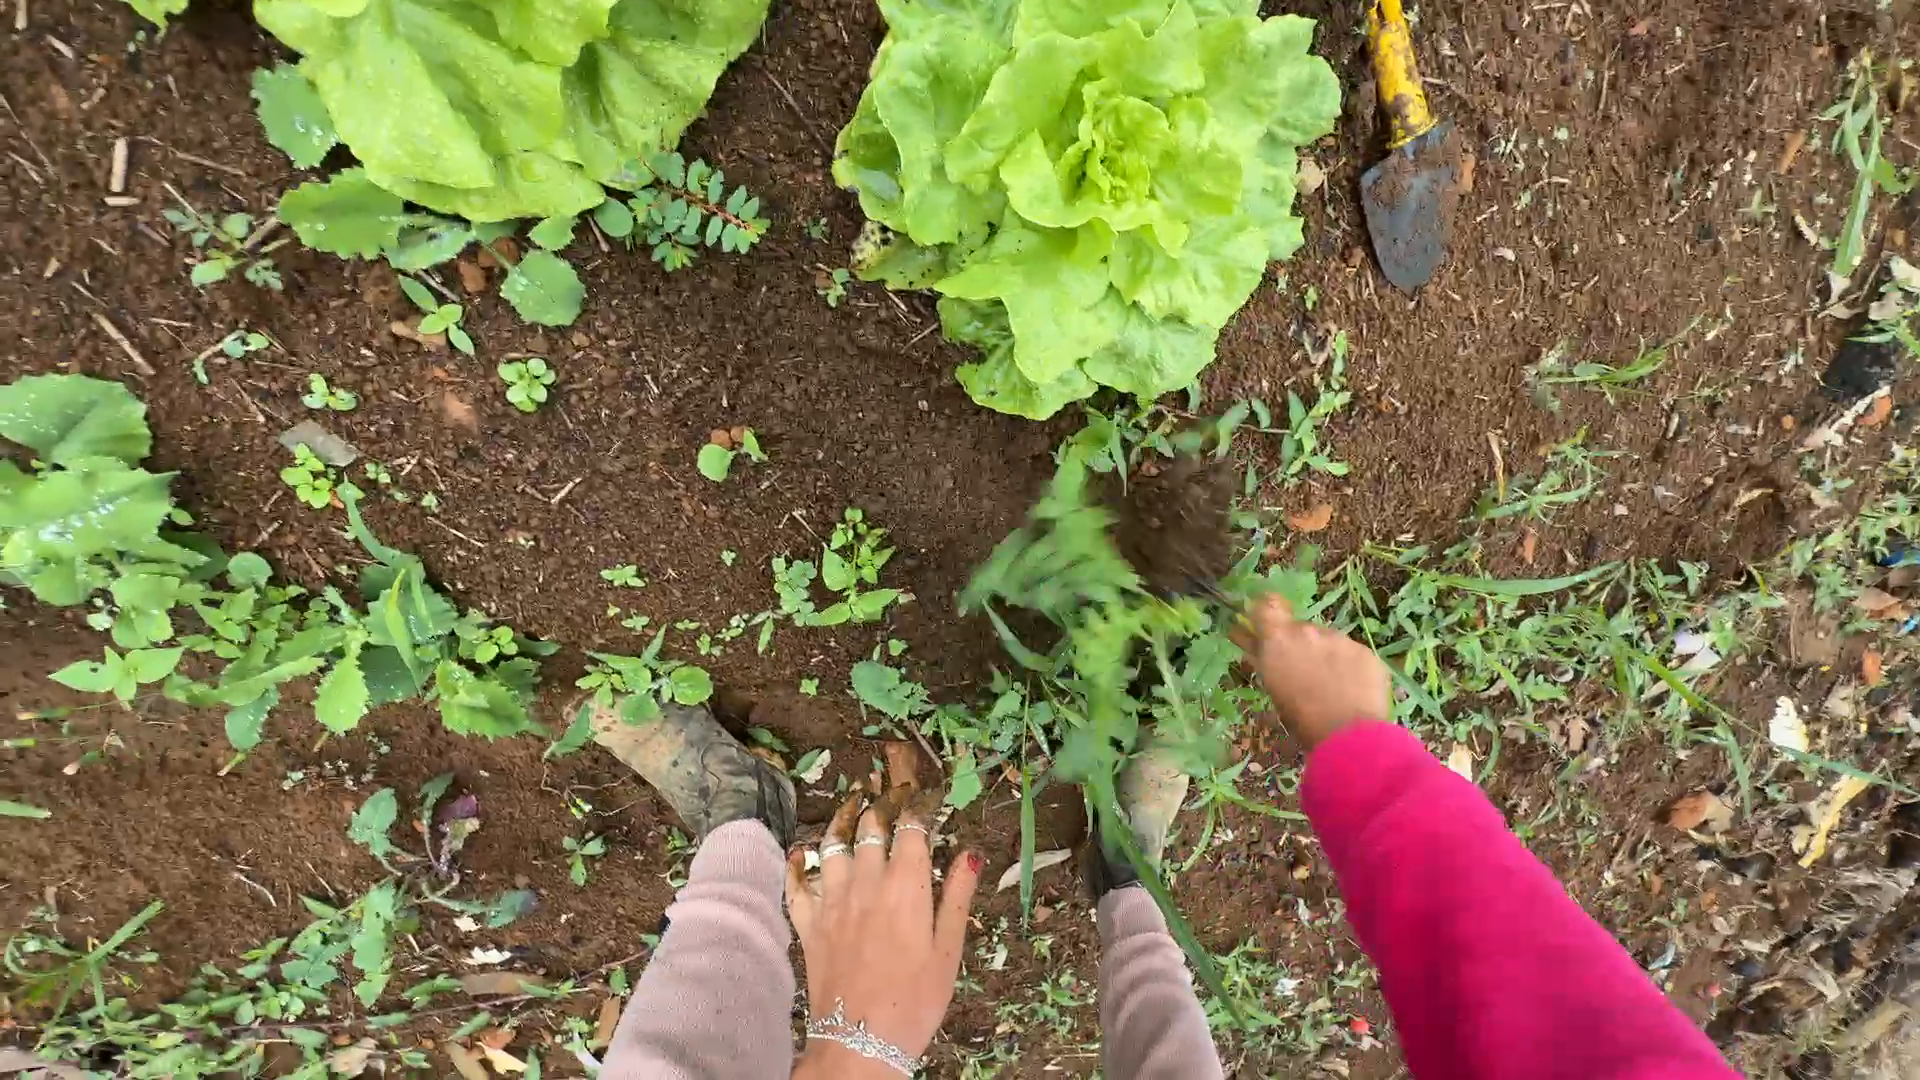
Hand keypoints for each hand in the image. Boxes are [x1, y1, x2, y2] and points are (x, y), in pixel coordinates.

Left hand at [786, 787, 981, 1076]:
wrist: (860, 1044)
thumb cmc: (916, 999)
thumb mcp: (949, 950)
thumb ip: (958, 896)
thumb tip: (970, 851)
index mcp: (906, 884)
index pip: (911, 828)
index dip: (919, 808)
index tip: (925, 799)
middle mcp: (867, 881)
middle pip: (871, 827)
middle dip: (882, 806)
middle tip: (890, 794)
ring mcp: (832, 900)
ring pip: (832, 845)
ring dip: (843, 821)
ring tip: (851, 807)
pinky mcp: (809, 923)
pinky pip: (796, 884)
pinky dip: (796, 865)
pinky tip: (799, 853)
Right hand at [1239, 593, 1391, 750]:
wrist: (1349, 735)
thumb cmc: (1299, 716)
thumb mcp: (1270, 684)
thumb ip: (1259, 655)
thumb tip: (1240, 633)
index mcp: (1278, 638)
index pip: (1267, 604)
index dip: (1266, 610)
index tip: (1268, 623)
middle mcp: (1308, 630)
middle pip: (1300, 628)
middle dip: (1300, 644)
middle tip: (1302, 671)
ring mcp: (1340, 639)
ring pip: (1327, 641)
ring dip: (1325, 656)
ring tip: (1331, 686)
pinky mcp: (1366, 652)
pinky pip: (1351, 654)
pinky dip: (1349, 667)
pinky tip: (1351, 690)